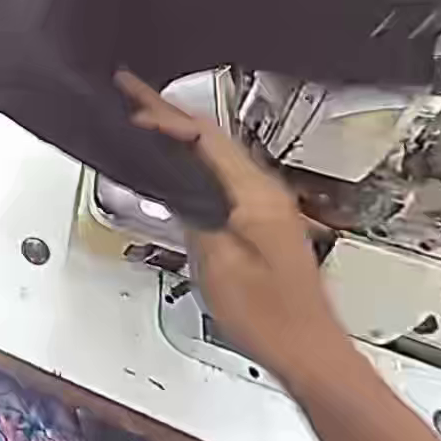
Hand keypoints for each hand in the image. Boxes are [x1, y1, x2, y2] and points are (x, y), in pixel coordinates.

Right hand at [115, 71, 342, 375]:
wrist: (308, 351)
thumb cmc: (269, 317)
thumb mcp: (217, 263)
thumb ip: (193, 213)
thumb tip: (173, 183)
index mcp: (256, 195)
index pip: (204, 138)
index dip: (165, 118)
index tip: (133, 106)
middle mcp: (264, 190)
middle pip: (210, 136)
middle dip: (168, 111)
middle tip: (132, 90)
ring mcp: (265, 202)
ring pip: (215, 150)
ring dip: (179, 129)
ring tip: (146, 114)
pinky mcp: (261, 217)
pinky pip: (221, 170)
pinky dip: (192, 154)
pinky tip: (175, 157)